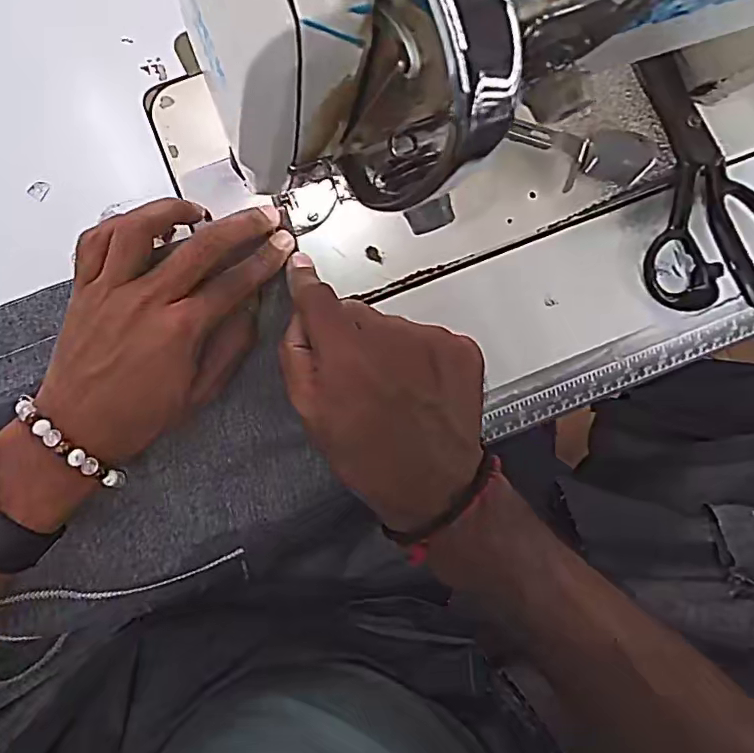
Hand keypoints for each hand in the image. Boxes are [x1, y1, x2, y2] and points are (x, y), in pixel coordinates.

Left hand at [32, 198, 293, 466]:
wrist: (78, 428)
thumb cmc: (133, 416)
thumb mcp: (198, 392)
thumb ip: (229, 346)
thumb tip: (249, 309)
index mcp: (178, 330)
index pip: (234, 282)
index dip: (264, 259)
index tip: (279, 246)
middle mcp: (144, 302)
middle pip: (201, 246)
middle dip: (242, 225)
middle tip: (260, 217)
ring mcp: (110, 291)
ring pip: (140, 228)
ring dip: (173, 208)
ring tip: (196, 210)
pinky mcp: (84, 290)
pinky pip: (93, 241)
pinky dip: (116, 224)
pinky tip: (139, 224)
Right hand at [279, 252, 485, 530]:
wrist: (432, 484)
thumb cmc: (369, 456)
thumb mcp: (310, 412)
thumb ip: (296, 355)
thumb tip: (299, 322)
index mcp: (344, 351)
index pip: (317, 296)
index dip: (305, 282)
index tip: (301, 269)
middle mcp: (387, 336)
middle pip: (354, 312)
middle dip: (348, 334)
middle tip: (354, 377)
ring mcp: (426, 339)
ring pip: (390, 324)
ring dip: (385, 346)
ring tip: (389, 389)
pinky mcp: (457, 347)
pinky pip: (423, 335)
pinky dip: (416, 354)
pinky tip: (414, 386)